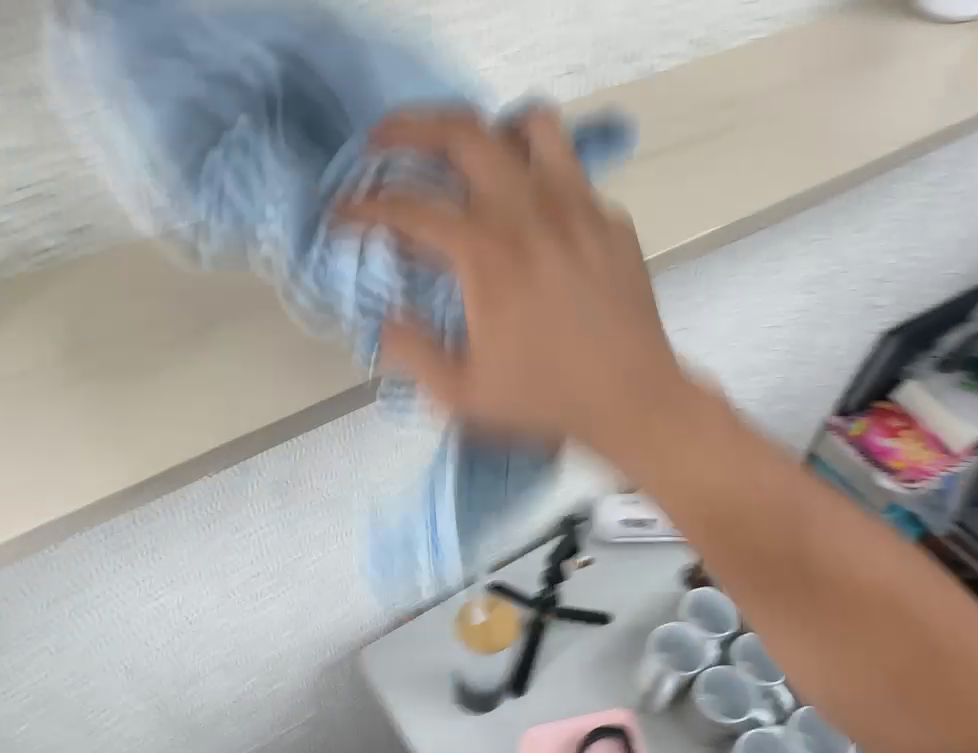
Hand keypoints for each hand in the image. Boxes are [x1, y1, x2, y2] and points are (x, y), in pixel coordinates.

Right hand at [340, 107, 691, 456]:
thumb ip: (412, 352)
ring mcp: (579, 208)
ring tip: (471, 158)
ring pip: (531, 126)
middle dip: (410, 127)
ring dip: (490, 131)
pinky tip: (533, 219)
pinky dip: (541, 179)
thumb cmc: (547, 400)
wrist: (634, 401)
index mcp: (487, 254)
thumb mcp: (463, 393)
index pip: (409, 208)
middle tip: (383, 144)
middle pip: (464, 132)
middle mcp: (531, 213)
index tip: (343, 213)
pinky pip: (571, 174)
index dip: (364, 207)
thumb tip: (383, 323)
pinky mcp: (612, 221)